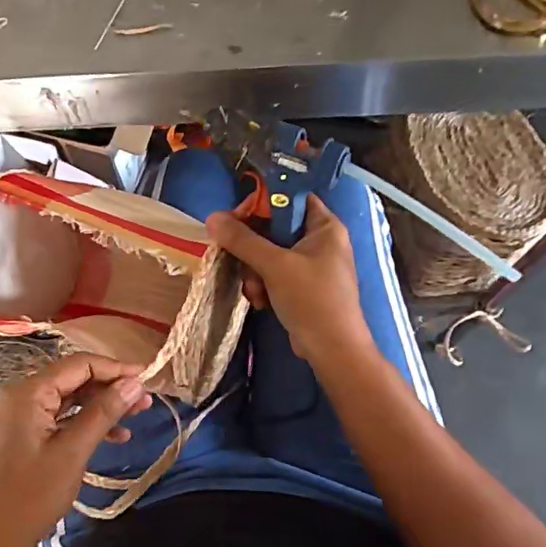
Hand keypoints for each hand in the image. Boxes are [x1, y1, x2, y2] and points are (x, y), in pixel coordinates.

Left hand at [0, 354, 152, 546]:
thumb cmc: (30, 496)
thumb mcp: (73, 452)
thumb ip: (103, 412)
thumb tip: (135, 383)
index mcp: (28, 393)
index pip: (79, 364)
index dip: (116, 368)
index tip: (148, 378)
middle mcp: (21, 396)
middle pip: (74, 378)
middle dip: (112, 387)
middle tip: (146, 400)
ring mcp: (20, 416)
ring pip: (70, 399)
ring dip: (102, 406)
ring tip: (137, 416)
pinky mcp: (23, 435)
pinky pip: (60, 418)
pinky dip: (86, 423)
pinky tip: (114, 436)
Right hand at [205, 197, 372, 362]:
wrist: (333, 349)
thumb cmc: (312, 299)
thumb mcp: (274, 265)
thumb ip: (243, 240)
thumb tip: (212, 217)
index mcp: (324, 226)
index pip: (290, 197)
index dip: (262, 203)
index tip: (237, 218)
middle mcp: (321, 240)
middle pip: (275, 227)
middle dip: (253, 247)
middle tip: (239, 259)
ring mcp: (312, 265)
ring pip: (270, 253)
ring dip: (255, 271)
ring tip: (254, 290)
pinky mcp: (303, 286)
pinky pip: (275, 274)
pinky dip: (264, 285)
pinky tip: (261, 301)